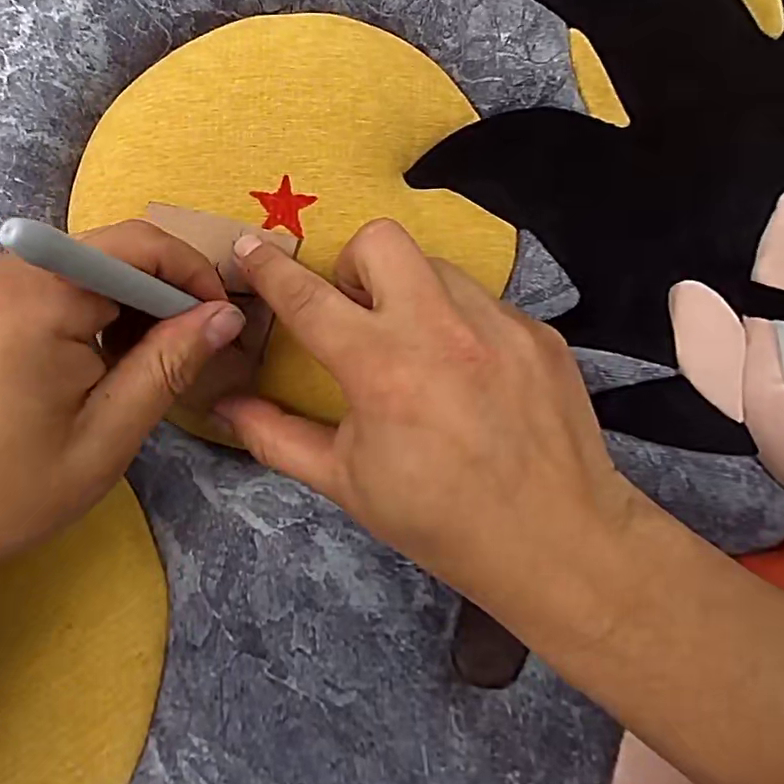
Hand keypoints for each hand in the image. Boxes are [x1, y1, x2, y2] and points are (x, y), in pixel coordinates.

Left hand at [0, 220, 245, 589]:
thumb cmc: (1, 495)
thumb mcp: (105, 437)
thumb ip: (170, 364)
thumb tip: (225, 314)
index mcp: (32, 295)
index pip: (140, 248)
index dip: (193, 277)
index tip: (222, 323)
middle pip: (110, 255)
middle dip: (159, 297)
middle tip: (183, 357)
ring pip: (81, 270)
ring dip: (123, 308)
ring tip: (135, 370)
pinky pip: (47, 284)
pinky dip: (85, 313)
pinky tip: (88, 364)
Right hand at [214, 218, 646, 638]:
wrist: (559, 542)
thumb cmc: (438, 519)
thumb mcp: (345, 482)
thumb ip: (275, 436)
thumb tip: (224, 407)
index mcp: (382, 369)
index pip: (309, 299)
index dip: (271, 269)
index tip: (250, 246)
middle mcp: (440, 330)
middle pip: (380, 241)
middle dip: (353, 264)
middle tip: (357, 312)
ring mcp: (497, 324)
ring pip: (434, 265)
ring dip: (408, 292)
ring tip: (417, 346)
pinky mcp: (537, 332)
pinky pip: (481, 300)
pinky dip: (458, 321)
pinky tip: (467, 372)